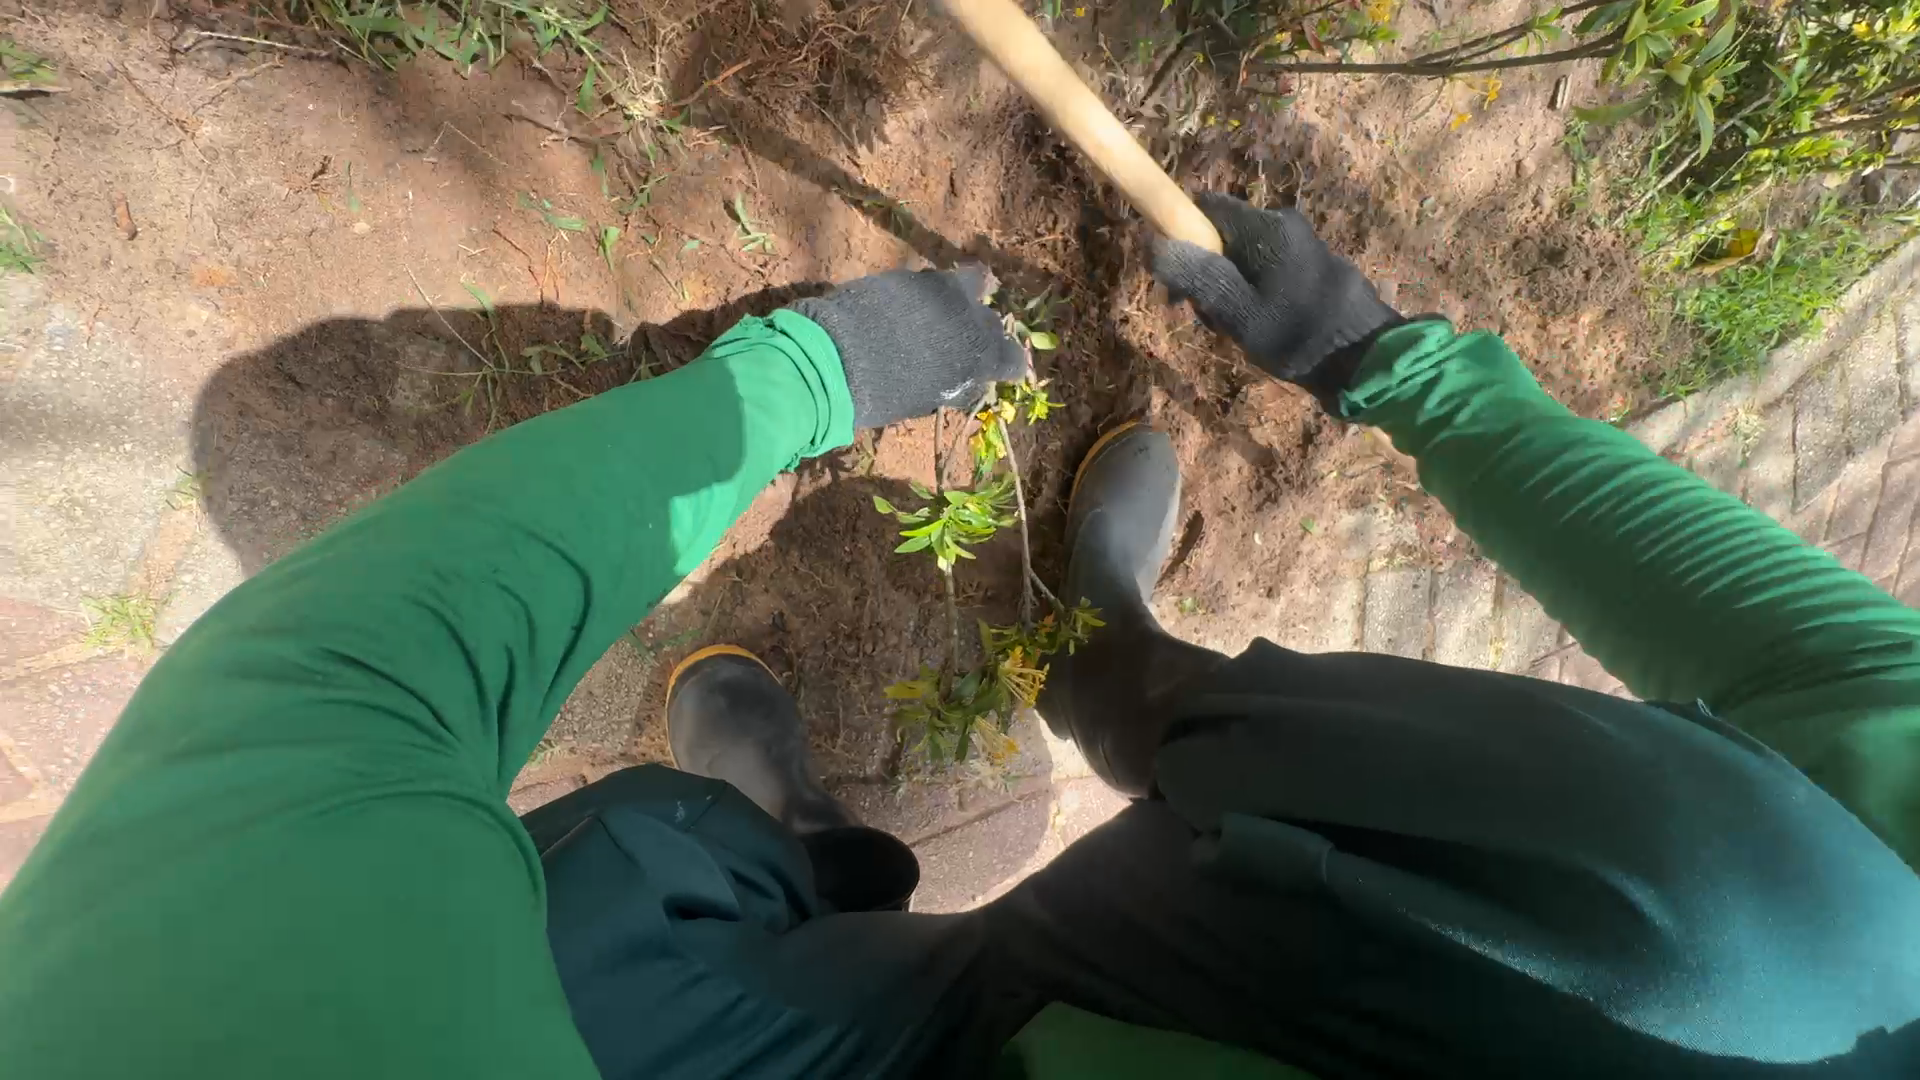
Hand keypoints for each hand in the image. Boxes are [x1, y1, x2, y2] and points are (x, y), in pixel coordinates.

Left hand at [790, 265, 1027, 428]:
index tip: (1004, 371)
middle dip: (982, 332)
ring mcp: (940, 290)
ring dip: (965, 297)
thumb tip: (965, 382)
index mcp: (979, 354)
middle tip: (965, 344)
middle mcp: (969, 316)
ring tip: (951, 308)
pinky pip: (932, 282)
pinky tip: (914, 308)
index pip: (1012, 358)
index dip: (1010, 366)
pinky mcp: (909, 275)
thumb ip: (952, 385)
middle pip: (990, 320)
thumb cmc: (884, 393)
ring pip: (972, 282)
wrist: (837, 357)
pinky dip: (932, 295)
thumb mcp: (926, 399)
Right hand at [1152, 194, 1402, 405]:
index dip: (1178, 236)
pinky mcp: (1307, 265)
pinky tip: (1252, 324)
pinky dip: (1245, 292)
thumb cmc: (1297, 336)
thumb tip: (1151, 242)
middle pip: (1220, 235)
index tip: (1171, 277)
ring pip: (1238, 255)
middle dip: (1200, 271)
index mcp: (1265, 228)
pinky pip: (1260, 268)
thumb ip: (1197, 277)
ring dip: (1222, 288)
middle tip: (1200, 316)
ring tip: (1229, 327)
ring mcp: (1298, 244)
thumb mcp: (1238, 313)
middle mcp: (1283, 225)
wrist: (1363, 359)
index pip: (1205, 208)